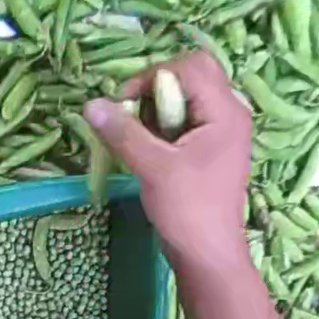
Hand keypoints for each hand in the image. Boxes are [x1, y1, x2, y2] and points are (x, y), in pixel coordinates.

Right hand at [82, 50, 254, 274]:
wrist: (206, 252)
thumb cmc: (186, 209)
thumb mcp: (152, 167)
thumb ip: (122, 132)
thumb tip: (91, 104)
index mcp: (225, 111)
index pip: (188, 66)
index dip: (150, 77)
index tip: (122, 105)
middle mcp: (228, 112)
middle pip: (189, 76)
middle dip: (151, 90)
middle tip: (128, 116)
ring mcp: (219, 131)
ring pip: (183, 99)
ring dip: (152, 110)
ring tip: (132, 136)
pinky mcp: (207, 148)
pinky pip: (182, 121)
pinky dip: (158, 127)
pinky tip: (142, 148)